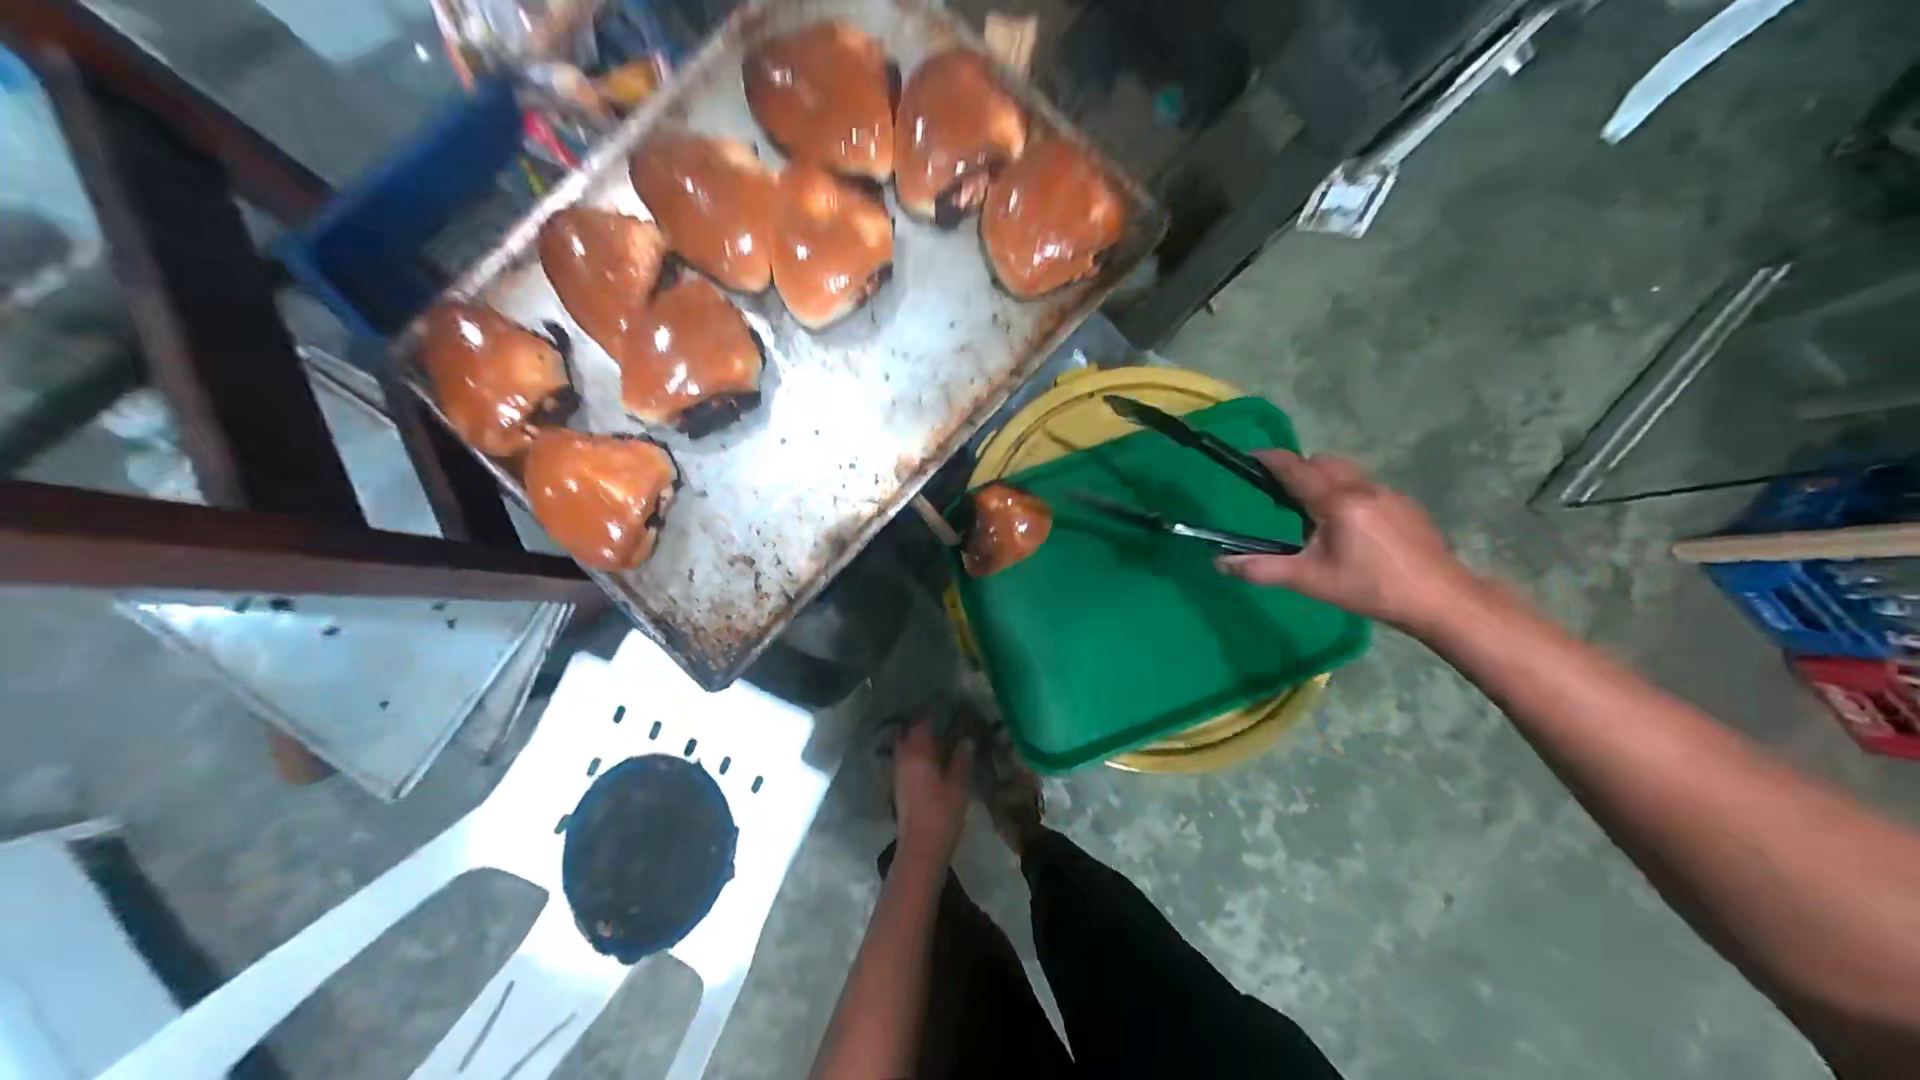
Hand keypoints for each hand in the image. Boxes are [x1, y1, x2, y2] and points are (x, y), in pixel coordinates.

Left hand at [892, 719, 971, 866]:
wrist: (921, 848)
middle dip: (921, 730)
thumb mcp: (959, 785)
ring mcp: (898, 775)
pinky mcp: (899, 789)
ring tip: (939, 744)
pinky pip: (906, 764)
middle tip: (942, 727)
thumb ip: (962, 760)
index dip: (932, 717)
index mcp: (917, 753)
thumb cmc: (942, 812)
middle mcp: (903, 759)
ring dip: (918, 745)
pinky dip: (916, 759)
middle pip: (908, 736)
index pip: (921, 725)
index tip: (946, 711)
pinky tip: (932, 765)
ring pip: (905, 750)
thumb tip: (966, 741)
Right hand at [1216, 450, 1484, 632]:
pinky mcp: (1405, 505)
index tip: (1250, 457)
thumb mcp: (1310, 580)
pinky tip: (1349, 527)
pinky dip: (1347, 493)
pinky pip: (1366, 486)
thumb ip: (1262, 568)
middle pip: (1322, 461)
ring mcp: (1388, 493)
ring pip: (1346, 472)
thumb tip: (1220, 563)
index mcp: (1336, 502)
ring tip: (1312, 513)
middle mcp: (1362, 488)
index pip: (1295, 468)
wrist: (1439, 599)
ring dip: (1323, 480)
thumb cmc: (1370, 588)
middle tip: (1279, 493)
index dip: (1270, 460)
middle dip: (1297, 468)